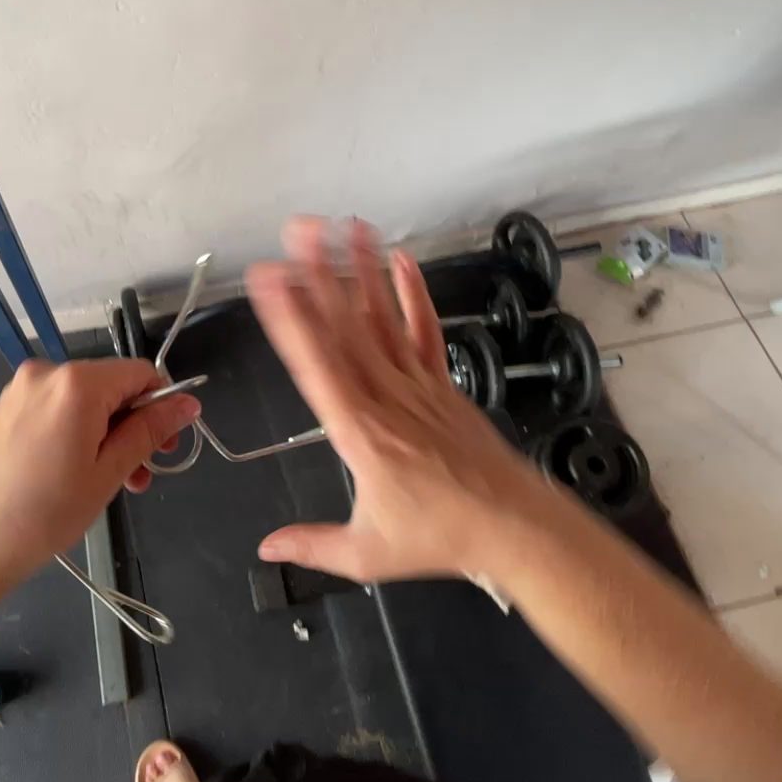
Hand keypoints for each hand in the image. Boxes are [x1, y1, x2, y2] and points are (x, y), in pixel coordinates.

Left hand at [0, 358, 199, 591]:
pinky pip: (58, 410)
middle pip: (112, 386)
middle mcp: (46, 373)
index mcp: (76, 382)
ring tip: (116, 482)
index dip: (162, 406)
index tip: (165, 446)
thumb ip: (150, 431)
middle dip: (134, 425)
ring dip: (109, 435)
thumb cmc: (46, 513)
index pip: (141, 373)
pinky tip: (80, 473)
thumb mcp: (109, 472)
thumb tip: (189, 403)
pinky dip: (78, 433)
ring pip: (86, 402)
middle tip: (143, 472)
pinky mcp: (7, 409)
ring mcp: (21, 390)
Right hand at [246, 216, 566, 582]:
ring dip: (360, 272)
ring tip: (344, 229)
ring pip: (382, 320)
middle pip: (346, 328)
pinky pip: (425, 331)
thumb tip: (267, 547)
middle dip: (318, 276)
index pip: (317, 365)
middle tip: (298, 234)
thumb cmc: (442, 535)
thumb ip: (312, 545)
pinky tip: (401, 264)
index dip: (291, 319)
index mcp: (360, 432)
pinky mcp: (442, 384)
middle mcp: (386, 397)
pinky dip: (414, 295)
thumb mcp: (367, 553)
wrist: (514, 527)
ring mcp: (418, 385)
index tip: (271, 282)